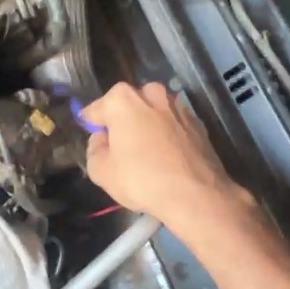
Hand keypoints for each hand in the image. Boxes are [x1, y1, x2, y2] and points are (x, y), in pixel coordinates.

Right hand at [81, 82, 255, 228]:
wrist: (196, 195)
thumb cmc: (141, 180)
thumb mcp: (100, 171)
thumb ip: (94, 149)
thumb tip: (102, 139)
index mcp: (123, 99)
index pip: (96, 109)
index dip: (91, 125)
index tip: (93, 138)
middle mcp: (152, 93)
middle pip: (128, 105)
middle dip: (122, 121)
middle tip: (119, 147)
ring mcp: (178, 106)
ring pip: (153, 113)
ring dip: (147, 126)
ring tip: (145, 153)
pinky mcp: (198, 122)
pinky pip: (173, 125)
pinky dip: (167, 135)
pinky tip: (167, 158)